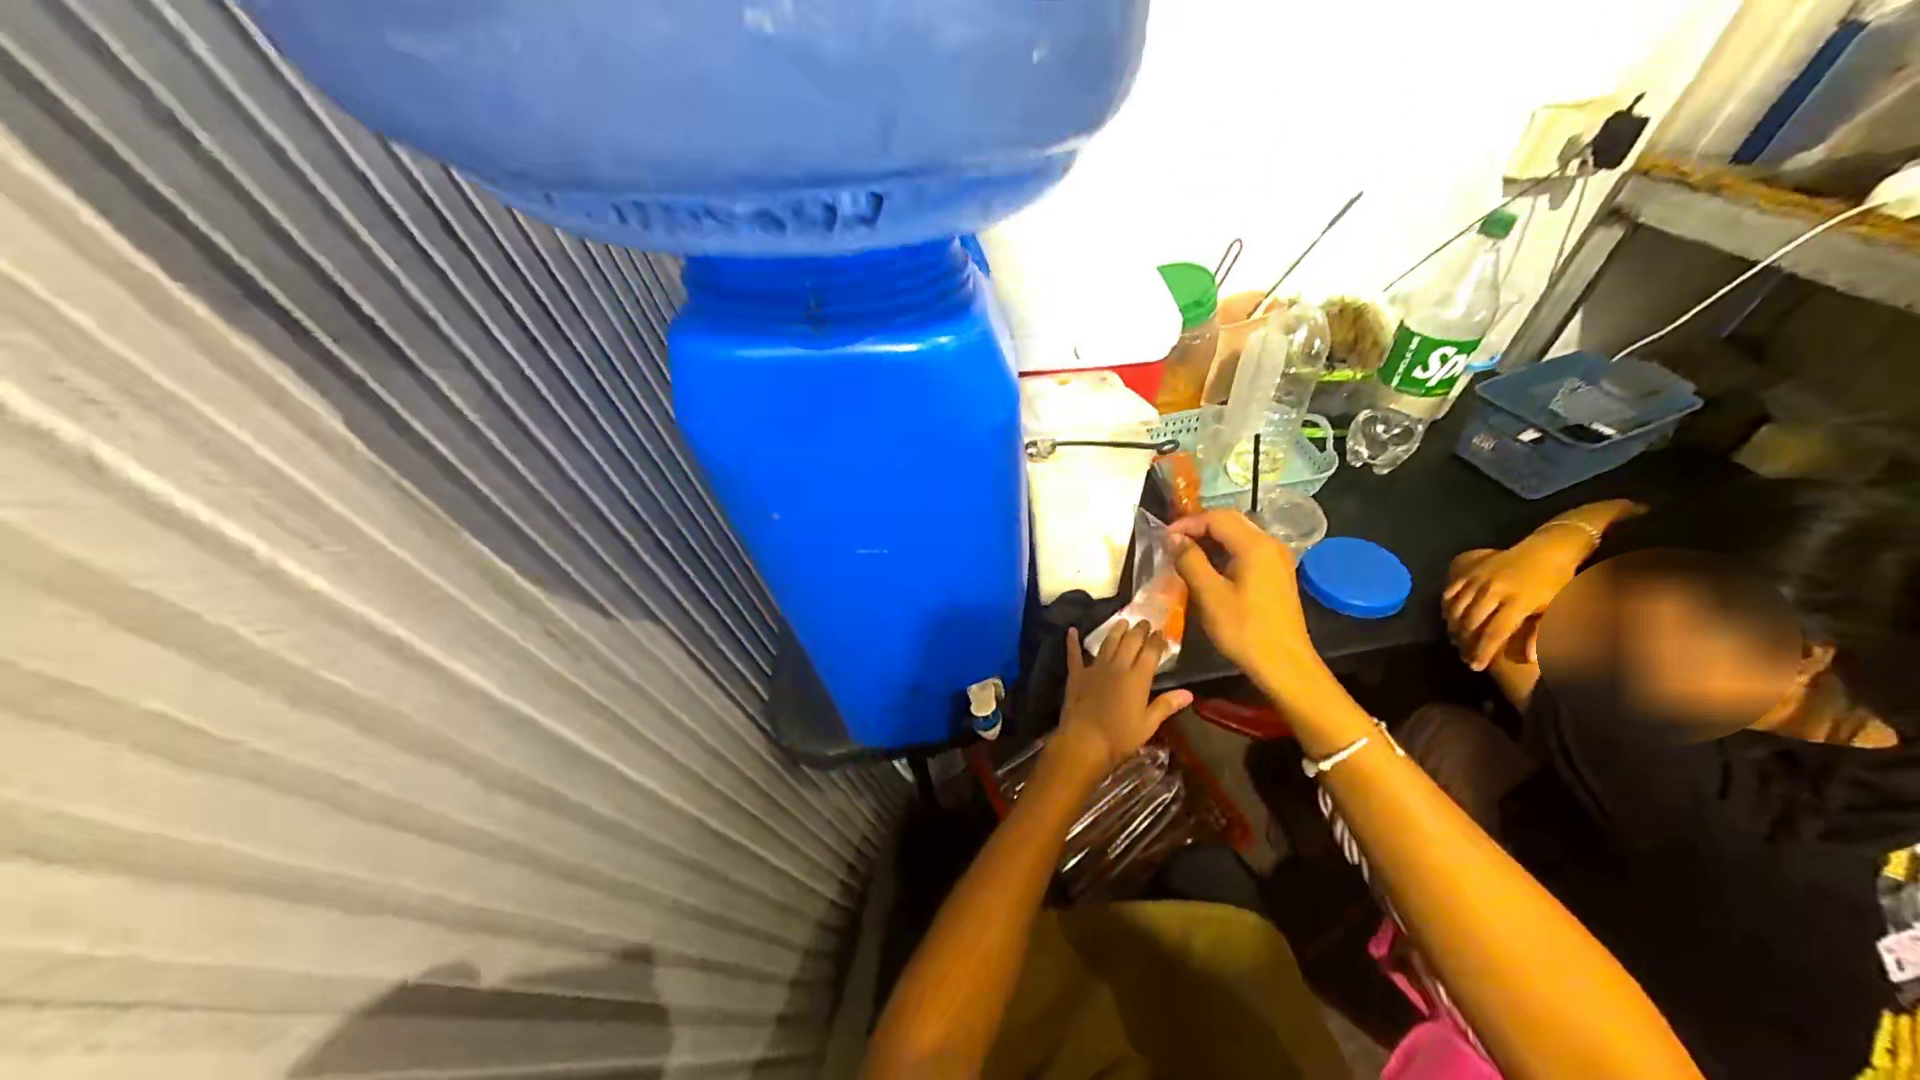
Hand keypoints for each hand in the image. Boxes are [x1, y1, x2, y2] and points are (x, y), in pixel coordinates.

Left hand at [1056, 622, 1192, 772]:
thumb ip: (1166, 705)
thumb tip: (1189, 693)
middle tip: (1144, 621)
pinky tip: (1072, 630)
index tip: (1160, 632)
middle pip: (1130, 643)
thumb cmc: (1119, 737)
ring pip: (1107, 644)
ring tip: (1122, 621)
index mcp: (1138, 679)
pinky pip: (1074, 655)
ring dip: (1116, 631)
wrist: (1084, 741)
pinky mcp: (1076, 675)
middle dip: (1139, 630)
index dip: (1156, 641)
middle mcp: (1117, 667)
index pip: (1150, 653)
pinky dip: (1073, 642)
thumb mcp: (1148, 725)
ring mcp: (1095, 669)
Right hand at [1168, 510, 1324, 699]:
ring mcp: (1277, 559)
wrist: (1284, 664)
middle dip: (1199, 527)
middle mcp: (1270, 544)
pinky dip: (1225, 552)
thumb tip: (1173, 538)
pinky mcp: (1277, 574)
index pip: (1216, 518)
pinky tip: (1209, 568)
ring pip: (1240, 535)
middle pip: (1231, 522)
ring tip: (1185, 554)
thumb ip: (1190, 560)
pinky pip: (1248, 550)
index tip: (1163, 538)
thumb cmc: (1244, 629)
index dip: (1187, 523)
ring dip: (1211, 540)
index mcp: (1255, 545)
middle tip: (1172, 543)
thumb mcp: (1209, 595)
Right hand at [1443, 526, 1591, 669]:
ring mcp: (1478, 580)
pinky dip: (1446, 607)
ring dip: (1453, 628)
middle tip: (1464, 657)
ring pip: (1457, 609)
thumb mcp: (1557, 607)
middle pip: (1472, 623)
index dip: (1483, 651)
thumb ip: (1541, 632)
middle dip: (1465, 643)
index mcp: (1516, 602)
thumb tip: (1531, 658)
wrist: (1547, 549)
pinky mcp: (1469, 572)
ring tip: (1455, 641)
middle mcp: (1493, 591)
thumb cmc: (1556, 582)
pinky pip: (1450, 592)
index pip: (1495, 632)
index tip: (1476, 666)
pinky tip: (1447, 619)